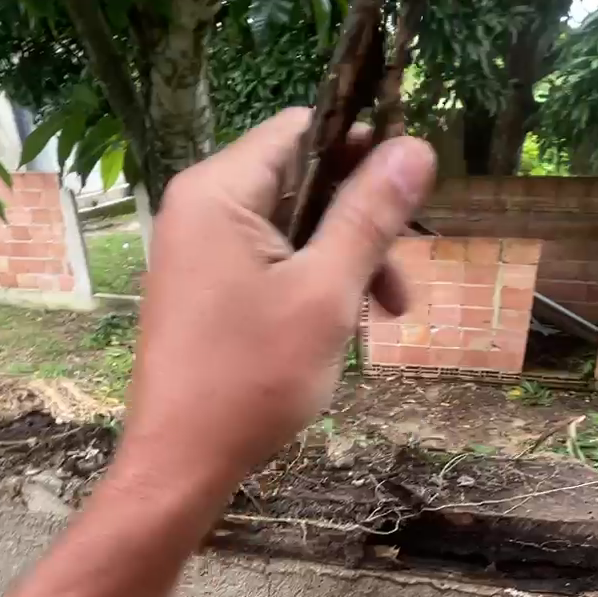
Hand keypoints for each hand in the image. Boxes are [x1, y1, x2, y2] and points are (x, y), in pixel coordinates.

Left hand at [113, 108, 436, 501]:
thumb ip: (368, 217)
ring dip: (340, 267)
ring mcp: (196, 257)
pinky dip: (307, 290)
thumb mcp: (325, 294)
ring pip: (288, 236)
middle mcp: (199, 212)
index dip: (362, 151)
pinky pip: (265, 271)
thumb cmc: (252, 378)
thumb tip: (416, 147)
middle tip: (399, 287)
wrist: (181, 463)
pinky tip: (334, 332)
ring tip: (379, 320)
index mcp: (218, 192)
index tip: (409, 196)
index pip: (302, 131)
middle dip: (357, 229)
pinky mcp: (201, 297)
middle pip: (299, 187)